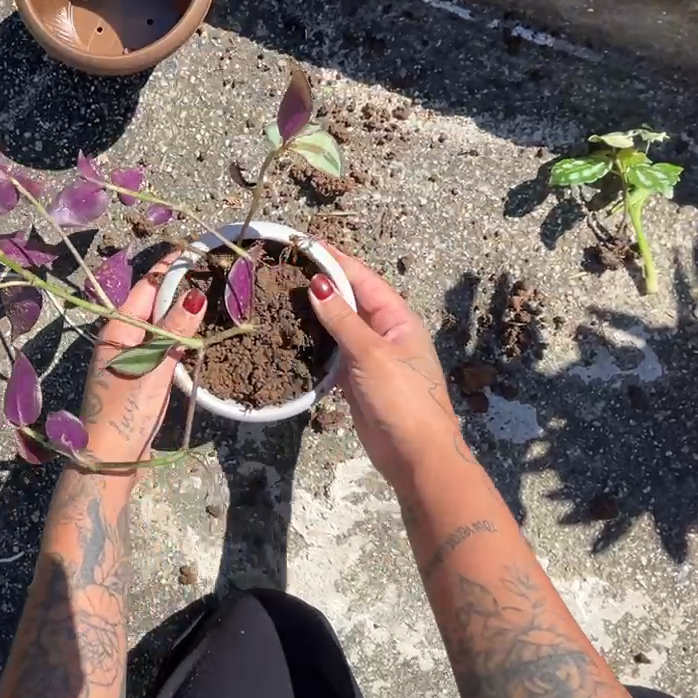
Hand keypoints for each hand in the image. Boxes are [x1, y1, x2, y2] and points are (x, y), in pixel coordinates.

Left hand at [77, 257, 207, 474]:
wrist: (109, 458)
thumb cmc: (126, 411)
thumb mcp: (154, 368)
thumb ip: (174, 331)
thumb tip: (195, 294)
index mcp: (118, 329)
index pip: (147, 286)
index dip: (170, 267)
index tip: (194, 248)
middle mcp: (121, 338)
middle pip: (152, 302)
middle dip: (178, 285)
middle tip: (210, 269)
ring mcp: (129, 357)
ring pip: (158, 324)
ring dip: (179, 311)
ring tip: (209, 294)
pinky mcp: (138, 376)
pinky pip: (160, 344)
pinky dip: (177, 335)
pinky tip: (194, 335)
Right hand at [306, 247, 463, 491]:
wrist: (416, 454)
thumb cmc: (402, 398)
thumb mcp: (371, 353)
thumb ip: (342, 319)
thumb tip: (317, 284)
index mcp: (396, 317)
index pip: (361, 278)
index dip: (334, 259)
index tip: (305, 242)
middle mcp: (384, 331)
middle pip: (349, 298)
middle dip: (321, 282)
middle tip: (284, 266)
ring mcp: (370, 355)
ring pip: (338, 324)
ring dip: (315, 311)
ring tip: (281, 294)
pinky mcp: (356, 377)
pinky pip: (332, 350)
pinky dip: (314, 341)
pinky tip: (292, 333)